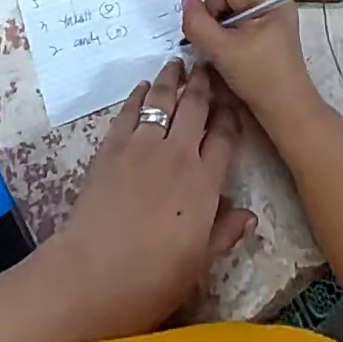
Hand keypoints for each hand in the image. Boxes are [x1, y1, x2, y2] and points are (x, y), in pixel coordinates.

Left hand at [35, 59, 254, 339]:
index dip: (230, 113)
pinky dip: (139, 94)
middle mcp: (177, 154)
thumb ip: (224, 233)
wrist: (93, 275)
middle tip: (206, 65)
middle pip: (195, 107)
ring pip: (162, 100)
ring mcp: (143, 146)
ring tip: (177, 63)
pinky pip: (130, 111)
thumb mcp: (198, 264)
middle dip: (203, 83)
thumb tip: (249, 215)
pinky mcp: (113, 146)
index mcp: (204, 183)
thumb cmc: (152, 278)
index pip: (225, 136)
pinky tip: (143, 86)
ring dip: (172, 79)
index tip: (231, 98)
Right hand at [180, 0, 324, 130]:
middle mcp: (275, 3)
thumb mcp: (222, 50)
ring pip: (233, 10)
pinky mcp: (272, 34)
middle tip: (215, 45)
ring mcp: (275, 19)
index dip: (211, 6)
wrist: (288, 112)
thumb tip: (186, 0)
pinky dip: (231, 36)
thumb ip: (198, 23)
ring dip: (221, 29)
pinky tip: (232, 56)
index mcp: (270, 0)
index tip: (212, 35)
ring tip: (223, 53)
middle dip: (215, 18)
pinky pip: (242, 22)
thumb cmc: (258, 78)